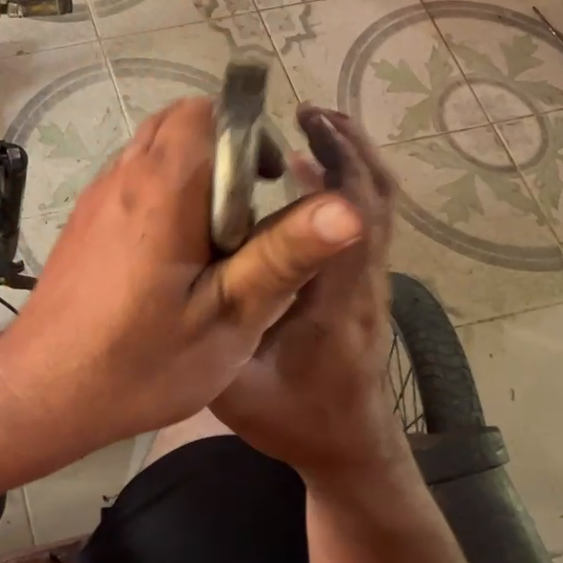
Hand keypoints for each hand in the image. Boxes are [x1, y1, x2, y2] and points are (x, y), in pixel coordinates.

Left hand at [0, 97, 365, 451]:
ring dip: (190, 172)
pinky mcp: (83, 221)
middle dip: (222, 149)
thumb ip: (282, 256)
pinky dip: (160, 192)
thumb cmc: (139, 363)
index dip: (248, 136)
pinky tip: (171, 256)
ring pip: (151, 149)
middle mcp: (123, 177)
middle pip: (177, 123)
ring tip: (214, 239)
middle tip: (247, 211)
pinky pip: (129, 179)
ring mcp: (96, 196)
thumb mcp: (226, 318)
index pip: (205, 113)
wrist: (42, 389)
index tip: (269, 185)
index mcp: (163, 189)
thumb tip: (349, 208)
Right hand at [211, 107, 409, 479]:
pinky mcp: (365, 286)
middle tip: (308, 109)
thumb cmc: (295, 421)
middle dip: (348, 147)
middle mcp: (364, 284)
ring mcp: (371, 284)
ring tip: (312, 122)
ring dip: (352, 159)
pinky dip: (346, 183)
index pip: (351, 222)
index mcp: (334, 304)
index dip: (336, 167)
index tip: (302, 128)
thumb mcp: (237, 391)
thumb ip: (213, 336)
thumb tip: (181, 275)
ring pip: (380, 207)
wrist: (352, 453)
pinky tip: (306, 170)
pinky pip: (367, 222)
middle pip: (377, 200)